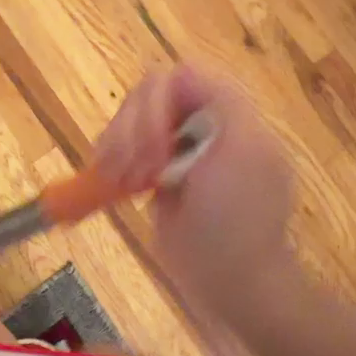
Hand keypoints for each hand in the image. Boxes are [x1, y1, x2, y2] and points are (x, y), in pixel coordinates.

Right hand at [92, 64, 297, 310]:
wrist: (231, 282)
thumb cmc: (239, 221)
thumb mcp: (245, 151)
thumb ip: (221, 101)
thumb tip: (181, 73)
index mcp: (229, 117)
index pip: (182, 78)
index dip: (157, 102)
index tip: (151, 147)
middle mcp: (201, 127)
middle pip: (149, 96)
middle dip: (132, 129)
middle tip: (129, 170)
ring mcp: (175, 151)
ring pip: (130, 119)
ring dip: (117, 144)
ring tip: (116, 177)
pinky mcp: (154, 174)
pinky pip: (122, 147)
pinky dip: (111, 158)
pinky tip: (111, 180)